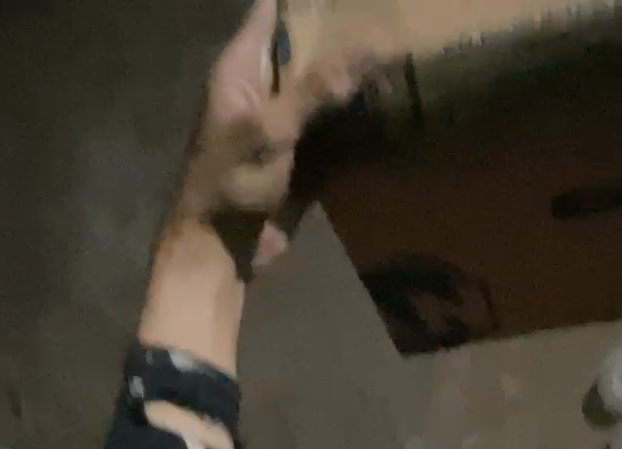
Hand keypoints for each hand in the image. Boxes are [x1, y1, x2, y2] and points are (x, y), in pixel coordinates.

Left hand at [170, 0, 373, 270]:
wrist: (220, 252)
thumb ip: (314, 89)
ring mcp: (284, 131)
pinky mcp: (301, 166)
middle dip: (343, 42)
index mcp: (242, 71)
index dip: (308, 3)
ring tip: (401, 62)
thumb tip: (367, 48)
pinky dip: (356, 131)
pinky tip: (391, 115)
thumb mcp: (269, 129)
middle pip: (306, 54)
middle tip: (391, 25)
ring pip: (324, 97)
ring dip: (356, 88)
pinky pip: (333, 139)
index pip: (273, 14)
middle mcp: (263, 94)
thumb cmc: (230, 185)